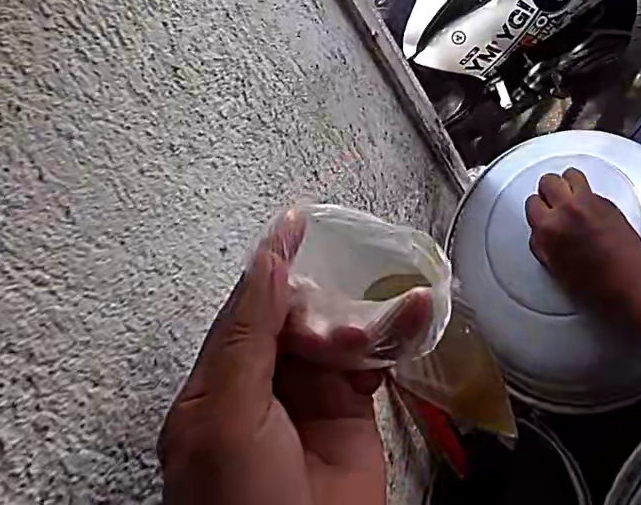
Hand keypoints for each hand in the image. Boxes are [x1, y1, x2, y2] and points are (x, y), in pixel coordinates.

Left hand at [158, 213, 407, 504]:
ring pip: (345, 328)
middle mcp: (267, 380)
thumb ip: (247, 335)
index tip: (297, 221)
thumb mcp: (227, 420)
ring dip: (369, 318)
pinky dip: (400, 333)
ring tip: (375, 338)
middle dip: (326, 309)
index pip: (251, 304)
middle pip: (302, 311)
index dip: (274, 263)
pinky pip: (379, 356)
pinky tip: (417, 316)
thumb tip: (265, 261)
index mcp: (224, 381)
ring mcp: (312, 394)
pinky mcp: (354, 408)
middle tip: (337, 340)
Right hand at [525, 169, 640, 321]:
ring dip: (568, 184)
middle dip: (549, 190)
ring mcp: (587, 202)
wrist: (631, 284)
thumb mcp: (557, 269)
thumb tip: (542, 234)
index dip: (538, 209)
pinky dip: (586, 192)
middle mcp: (566, 210)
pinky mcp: (606, 201)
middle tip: (554, 201)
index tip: (542, 212)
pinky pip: (589, 187)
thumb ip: (544, 244)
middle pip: (548, 181)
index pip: (532, 203)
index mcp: (548, 229)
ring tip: (571, 196)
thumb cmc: (599, 286)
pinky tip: (589, 207)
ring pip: (570, 175)